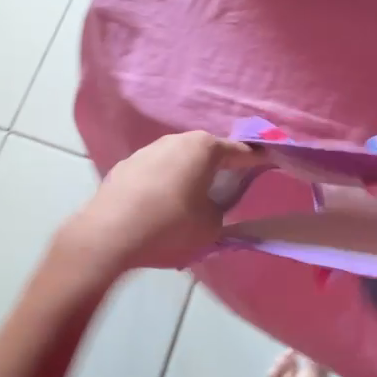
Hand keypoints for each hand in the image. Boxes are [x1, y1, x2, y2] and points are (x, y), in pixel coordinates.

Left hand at [55, 131, 259, 277]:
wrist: (109, 236)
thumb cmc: (169, 227)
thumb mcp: (211, 227)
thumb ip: (222, 211)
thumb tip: (214, 206)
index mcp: (204, 148)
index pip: (239, 151)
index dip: (255, 160)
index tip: (268, 163)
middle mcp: (176, 140)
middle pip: (206, 153)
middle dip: (217, 169)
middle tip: (225, 192)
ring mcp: (148, 150)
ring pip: (178, 162)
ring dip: (187, 177)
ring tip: (187, 205)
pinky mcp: (125, 166)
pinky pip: (155, 173)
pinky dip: (162, 185)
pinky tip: (157, 209)